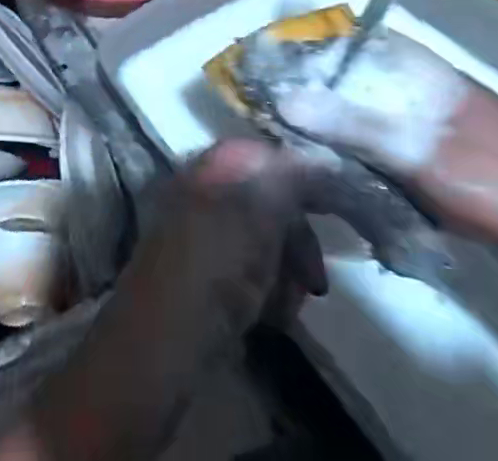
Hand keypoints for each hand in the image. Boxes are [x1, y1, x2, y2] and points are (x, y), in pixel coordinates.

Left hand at [120, 140, 328, 347]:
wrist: (162, 342)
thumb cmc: (211, 271)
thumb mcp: (255, 217)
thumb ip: (286, 180)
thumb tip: (315, 158)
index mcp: (207, 171)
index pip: (262, 155)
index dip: (301, 175)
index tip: (334, 205)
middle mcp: (201, 195)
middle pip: (267, 200)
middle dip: (298, 237)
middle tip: (315, 279)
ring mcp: (201, 236)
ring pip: (263, 240)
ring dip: (287, 269)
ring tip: (290, 304)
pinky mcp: (206, 275)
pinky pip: (249, 270)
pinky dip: (268, 288)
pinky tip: (274, 315)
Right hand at [277, 32, 497, 253]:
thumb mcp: (419, 154)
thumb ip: (353, 125)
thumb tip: (286, 98)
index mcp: (440, 80)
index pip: (377, 45)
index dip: (332, 47)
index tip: (289, 62)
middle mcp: (442, 101)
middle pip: (375, 86)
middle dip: (332, 96)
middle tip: (287, 113)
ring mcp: (450, 137)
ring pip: (383, 123)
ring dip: (349, 134)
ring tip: (307, 148)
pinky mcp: (453, 171)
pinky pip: (397, 155)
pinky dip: (372, 163)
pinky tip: (349, 180)